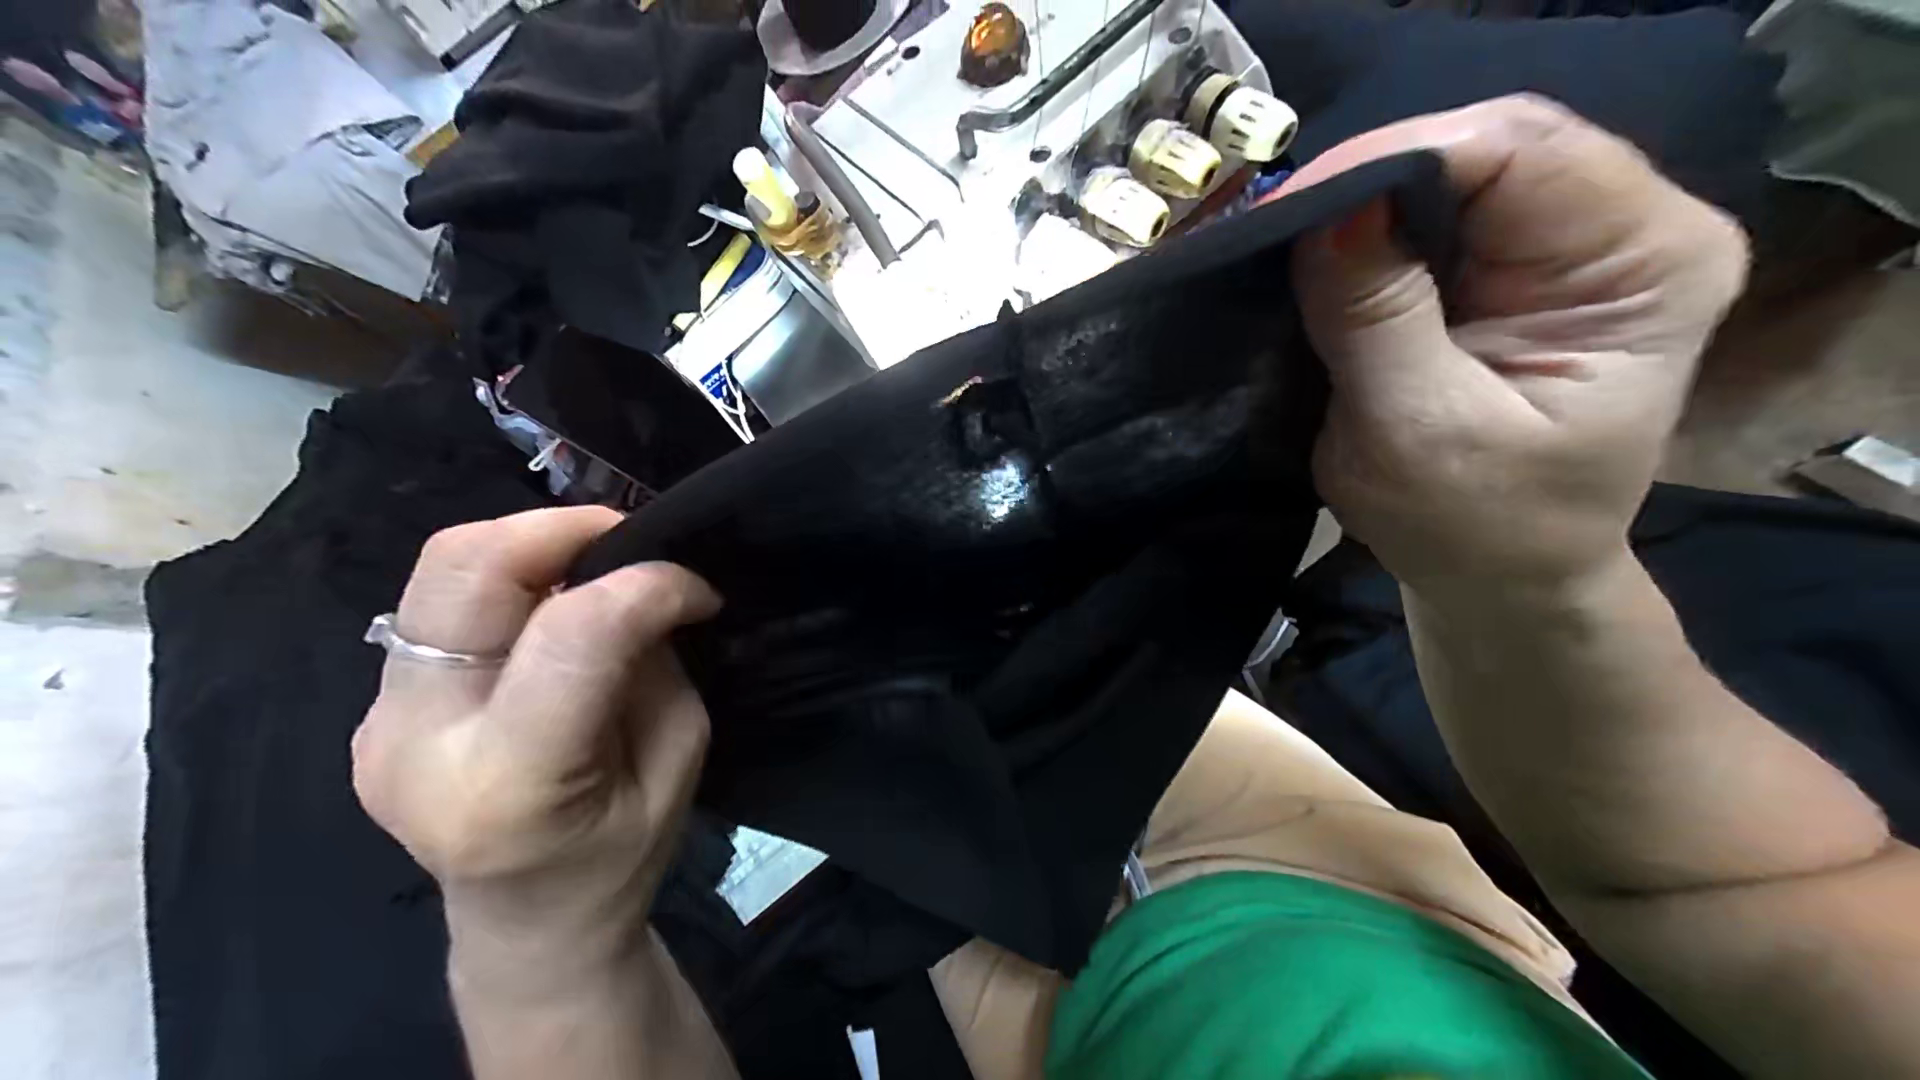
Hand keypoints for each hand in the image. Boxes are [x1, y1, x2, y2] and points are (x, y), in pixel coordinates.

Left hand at [351, 507, 720, 970]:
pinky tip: (556, 609)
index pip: (571, 636)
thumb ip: (656, 668)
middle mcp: (417, 742)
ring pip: (442, 570)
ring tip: (597, 566)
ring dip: (534, 546)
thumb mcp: (677, 761)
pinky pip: (446, 602)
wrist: (527, 923)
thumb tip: (645, 587)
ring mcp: (381, 719)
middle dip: (561, 528)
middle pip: (463, 570)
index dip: (647, 586)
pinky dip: (514, 580)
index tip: (696, 588)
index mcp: (509, 782)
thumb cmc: (621, 855)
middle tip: (630, 538)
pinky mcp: (379, 704)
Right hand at [1281, 95, 1748, 595]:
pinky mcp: (1503, 277)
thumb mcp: (1414, 429)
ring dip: (1354, 209)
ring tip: (1278, 243)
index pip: (1521, 152)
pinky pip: (1423, 226)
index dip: (1392, 161)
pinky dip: (1357, 238)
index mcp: (1641, 265)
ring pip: (1446, 182)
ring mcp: (1561, 252)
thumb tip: (1323, 212)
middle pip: (1485, 151)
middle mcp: (1618, 234)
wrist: (1494, 574)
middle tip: (1269, 228)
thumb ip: (1376, 319)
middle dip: (1365, 181)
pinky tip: (1311, 260)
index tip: (1285, 212)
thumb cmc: (1469, 526)